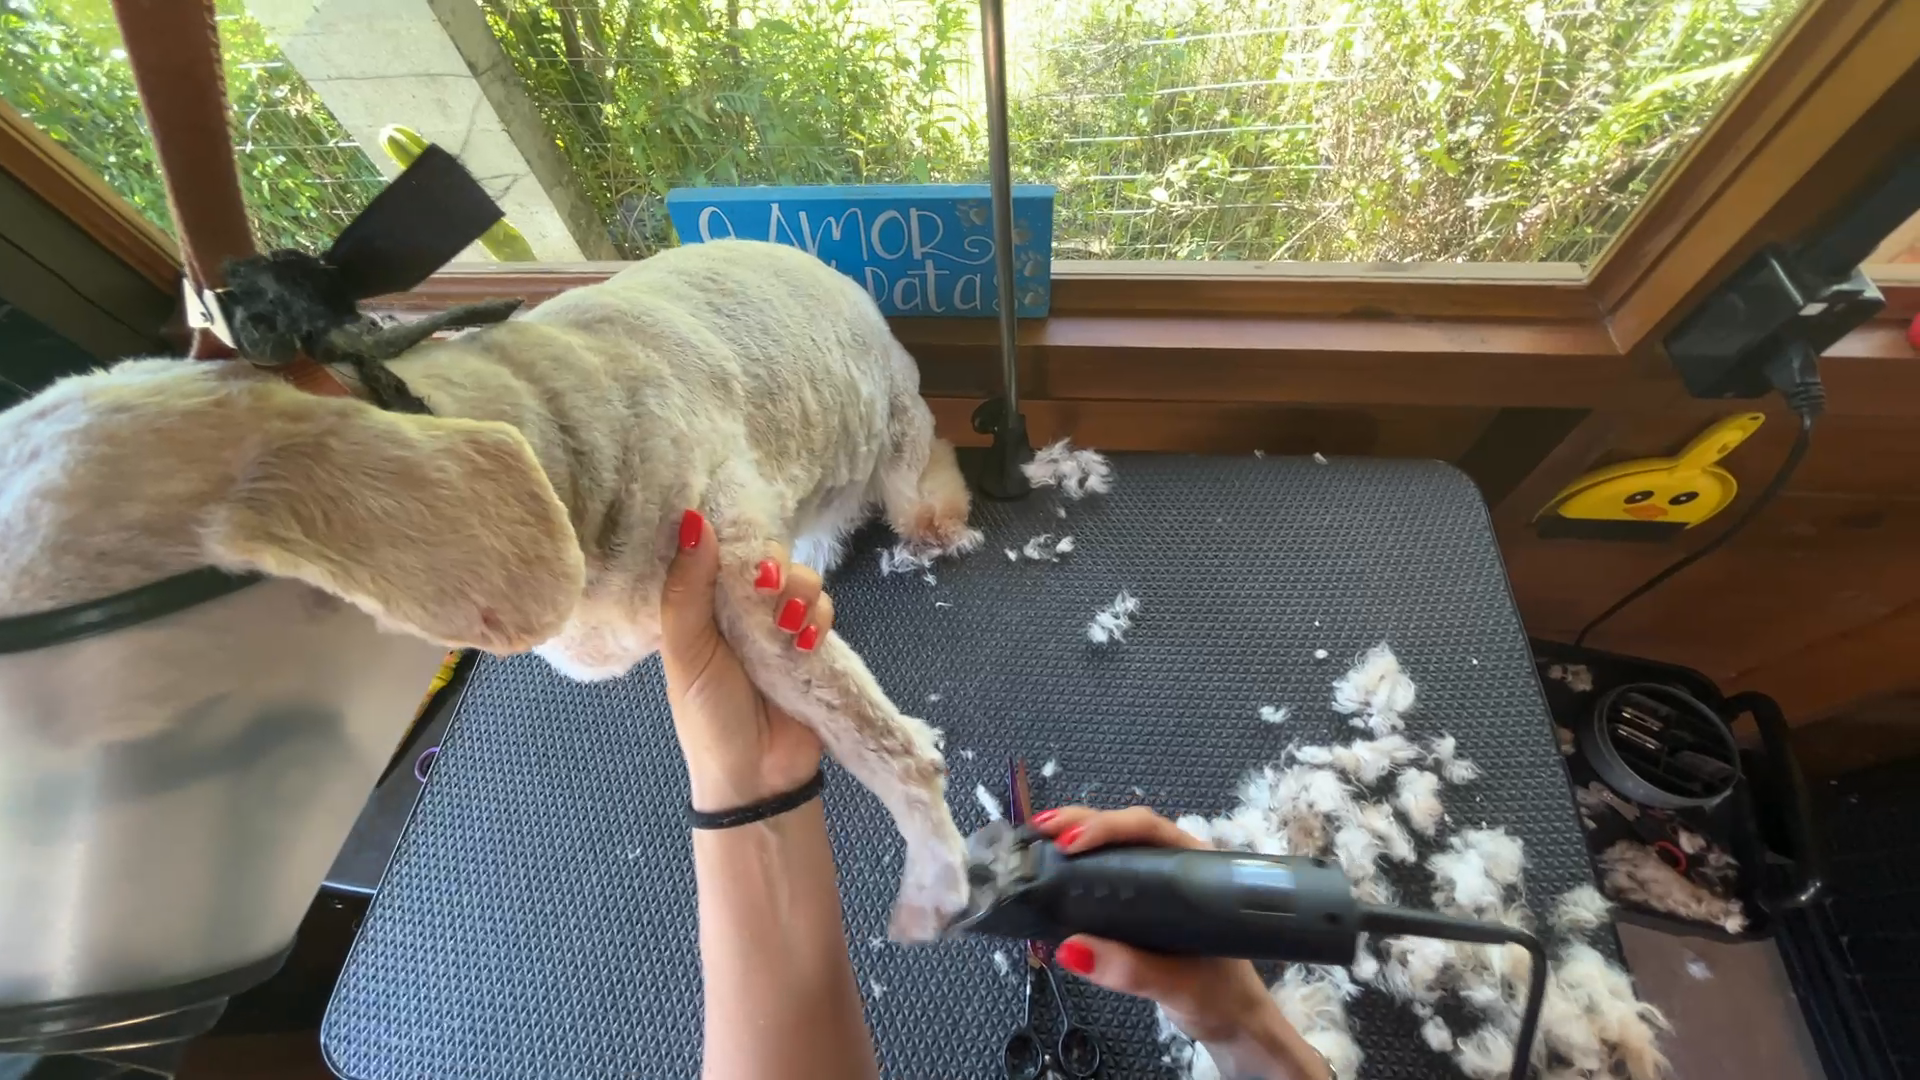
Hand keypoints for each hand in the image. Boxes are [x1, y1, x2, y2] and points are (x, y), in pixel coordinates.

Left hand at [660, 510, 829, 812]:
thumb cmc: (708, 715)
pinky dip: (820, 620)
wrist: (756, 777)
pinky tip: (807, 643)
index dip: (735, 539)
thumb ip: (687, 590)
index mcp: (704, 608)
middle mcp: (744, 611)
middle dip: (776, 569)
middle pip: (771, 561)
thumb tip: (693, 520)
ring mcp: (781, 628)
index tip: (742, 544)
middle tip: (769, 590)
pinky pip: (825, 612)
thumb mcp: (686, 652)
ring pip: (804, 582)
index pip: (724, 552)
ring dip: (802, 595)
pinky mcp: (813, 646)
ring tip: (789, 628)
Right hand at [1029, 807, 1331, 1079]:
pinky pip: (1102, 867)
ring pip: (1111, 842)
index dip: (1108, 828)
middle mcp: (1171, 862)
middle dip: (1082, 822)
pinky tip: (1049, 859)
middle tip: (1045, 829)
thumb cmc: (1219, 995)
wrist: (1231, 1020)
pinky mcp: (1133, 897)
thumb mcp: (1178, 985)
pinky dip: (1074, 860)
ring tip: (1039, 835)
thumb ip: (1131, 970)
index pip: (1148, 829)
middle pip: (1124, 828)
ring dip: (1074, 832)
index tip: (1072, 842)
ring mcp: (1152, 877)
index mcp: (1194, 866)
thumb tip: (1070, 948)